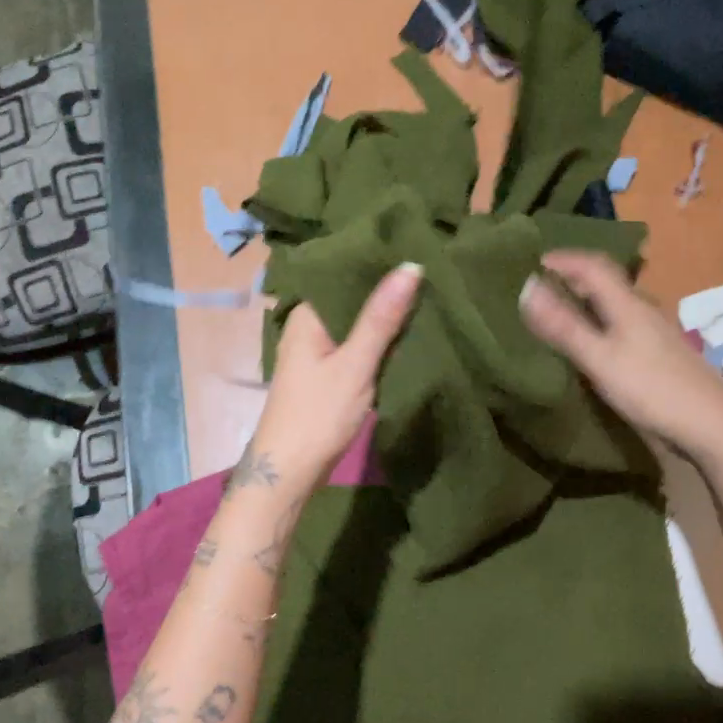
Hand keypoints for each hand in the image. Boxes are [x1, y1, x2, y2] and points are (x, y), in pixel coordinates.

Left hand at [247, 263, 422, 488]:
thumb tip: (410, 265)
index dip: (380, 264)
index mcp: (308, 315)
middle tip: (434, 276)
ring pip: (357, 326)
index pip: (346, 274)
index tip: (419, 250)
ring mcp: (315, 353)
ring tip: (430, 299)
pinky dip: (378, 345)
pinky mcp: (325, 375)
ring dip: (385, 321)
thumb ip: (381, 318)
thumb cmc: (317, 415)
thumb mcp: (355, 364)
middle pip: (353, 301)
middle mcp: (308, 327)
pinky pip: (356, 348)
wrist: (289, 472)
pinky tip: (407, 339)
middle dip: (387, 293)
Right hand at [519, 250, 722, 461]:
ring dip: (585, 304)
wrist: (711, 425)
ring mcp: (653, 335)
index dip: (564, 259)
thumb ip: (563, 326)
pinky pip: (620, 329)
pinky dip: (598, 327)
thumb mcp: (599, 358)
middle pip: (606, 284)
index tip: (532, 263)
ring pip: (614, 307)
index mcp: (628, 305)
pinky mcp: (657, 357)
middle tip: (539, 288)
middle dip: (572, 280)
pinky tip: (589, 346)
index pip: (594, 266)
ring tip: (557, 315)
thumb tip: (526, 287)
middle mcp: (643, 312)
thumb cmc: (652, 389)